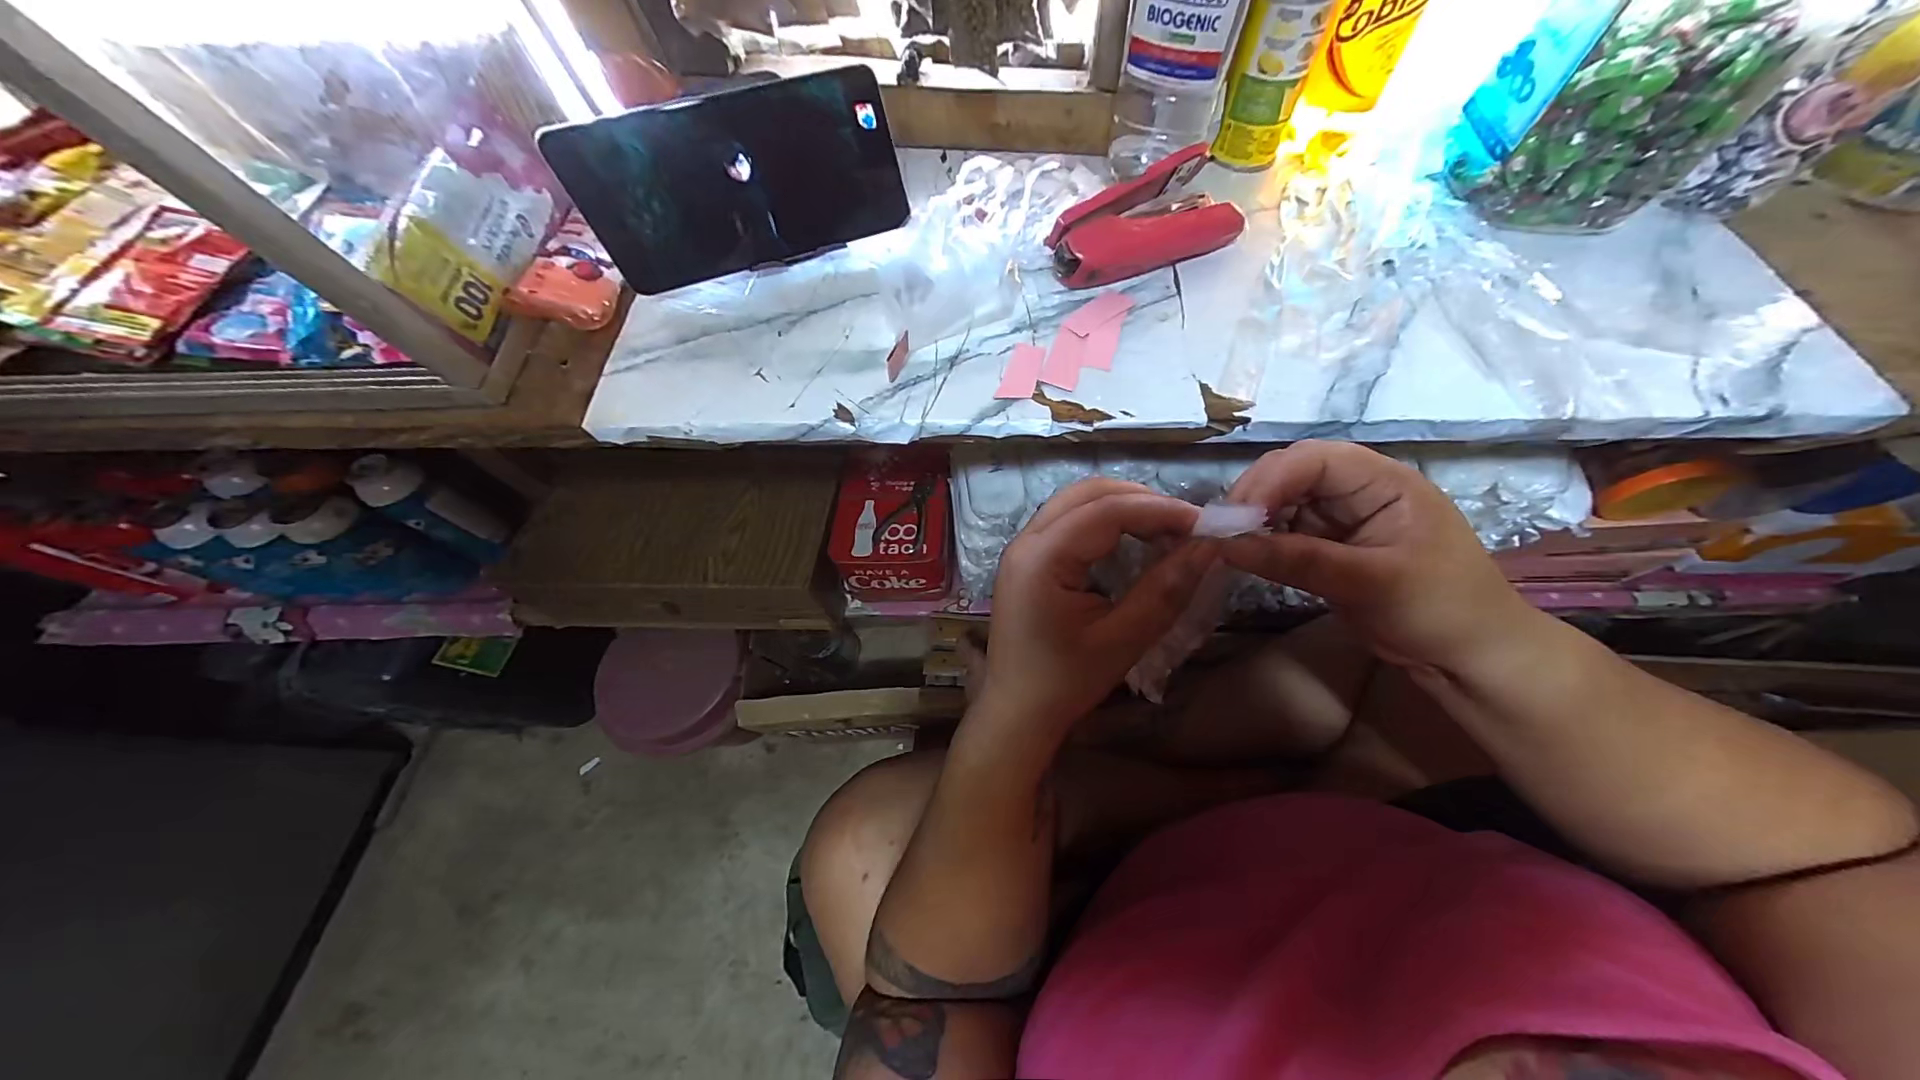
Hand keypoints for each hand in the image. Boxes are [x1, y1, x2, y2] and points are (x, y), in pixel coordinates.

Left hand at [978, 478, 1210, 735]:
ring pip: (1076, 502)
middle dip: (1141, 501)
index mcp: (1042, 558)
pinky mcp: (1027, 559)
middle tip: (1186, 525)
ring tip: (1165, 531)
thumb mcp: (1123, 640)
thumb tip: (1209, 548)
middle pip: (1088, 493)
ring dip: (1123, 507)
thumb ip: (1165, 589)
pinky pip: (1068, 521)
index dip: (1159, 510)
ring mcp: (1022, 548)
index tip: (1204, 523)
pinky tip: (1132, 542)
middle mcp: (1026, 541)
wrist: (1017, 712)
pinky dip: (1104, 522)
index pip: (1106, 510)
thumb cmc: (1066, 683)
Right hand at [1219, 441, 1535, 671]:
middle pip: (1292, 473)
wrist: (1472, 659)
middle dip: (1255, 498)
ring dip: (1253, 520)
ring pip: (1283, 502)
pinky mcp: (1330, 546)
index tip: (1236, 518)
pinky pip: (1285, 533)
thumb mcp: (1369, 583)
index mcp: (1384, 482)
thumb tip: (1225, 545)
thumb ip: (1297, 560)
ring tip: (1227, 546)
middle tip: (1222, 534)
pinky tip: (1245, 556)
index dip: (1271, 480)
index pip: (1315, 460)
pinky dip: (1262, 542)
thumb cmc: (1440, 611)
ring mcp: (1343, 518)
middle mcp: (1359, 490)